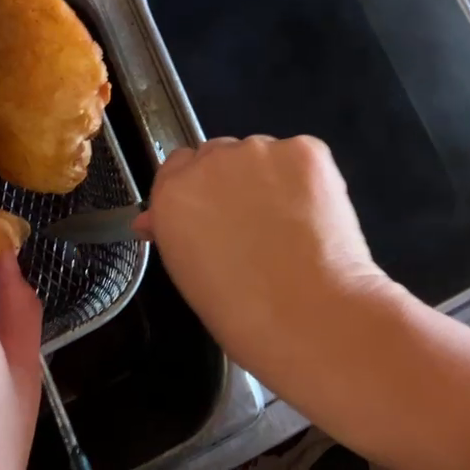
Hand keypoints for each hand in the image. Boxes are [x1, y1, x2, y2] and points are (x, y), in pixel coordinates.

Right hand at [133, 136, 405, 390]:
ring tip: (293, 225)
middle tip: (256, 223)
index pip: (178, 166)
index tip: (217, 214)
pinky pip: (302, 156)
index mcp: (174, 194)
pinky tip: (317, 215)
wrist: (313, 319)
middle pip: (218, 155)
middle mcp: (210, 162)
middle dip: (233, 180)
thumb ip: (172, 231)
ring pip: (261, 155)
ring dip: (271, 177)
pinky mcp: (305, 150)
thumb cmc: (245, 315)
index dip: (199, 190)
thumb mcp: (190, 274)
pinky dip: (309, 179)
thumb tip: (152, 219)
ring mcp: (259, 150)